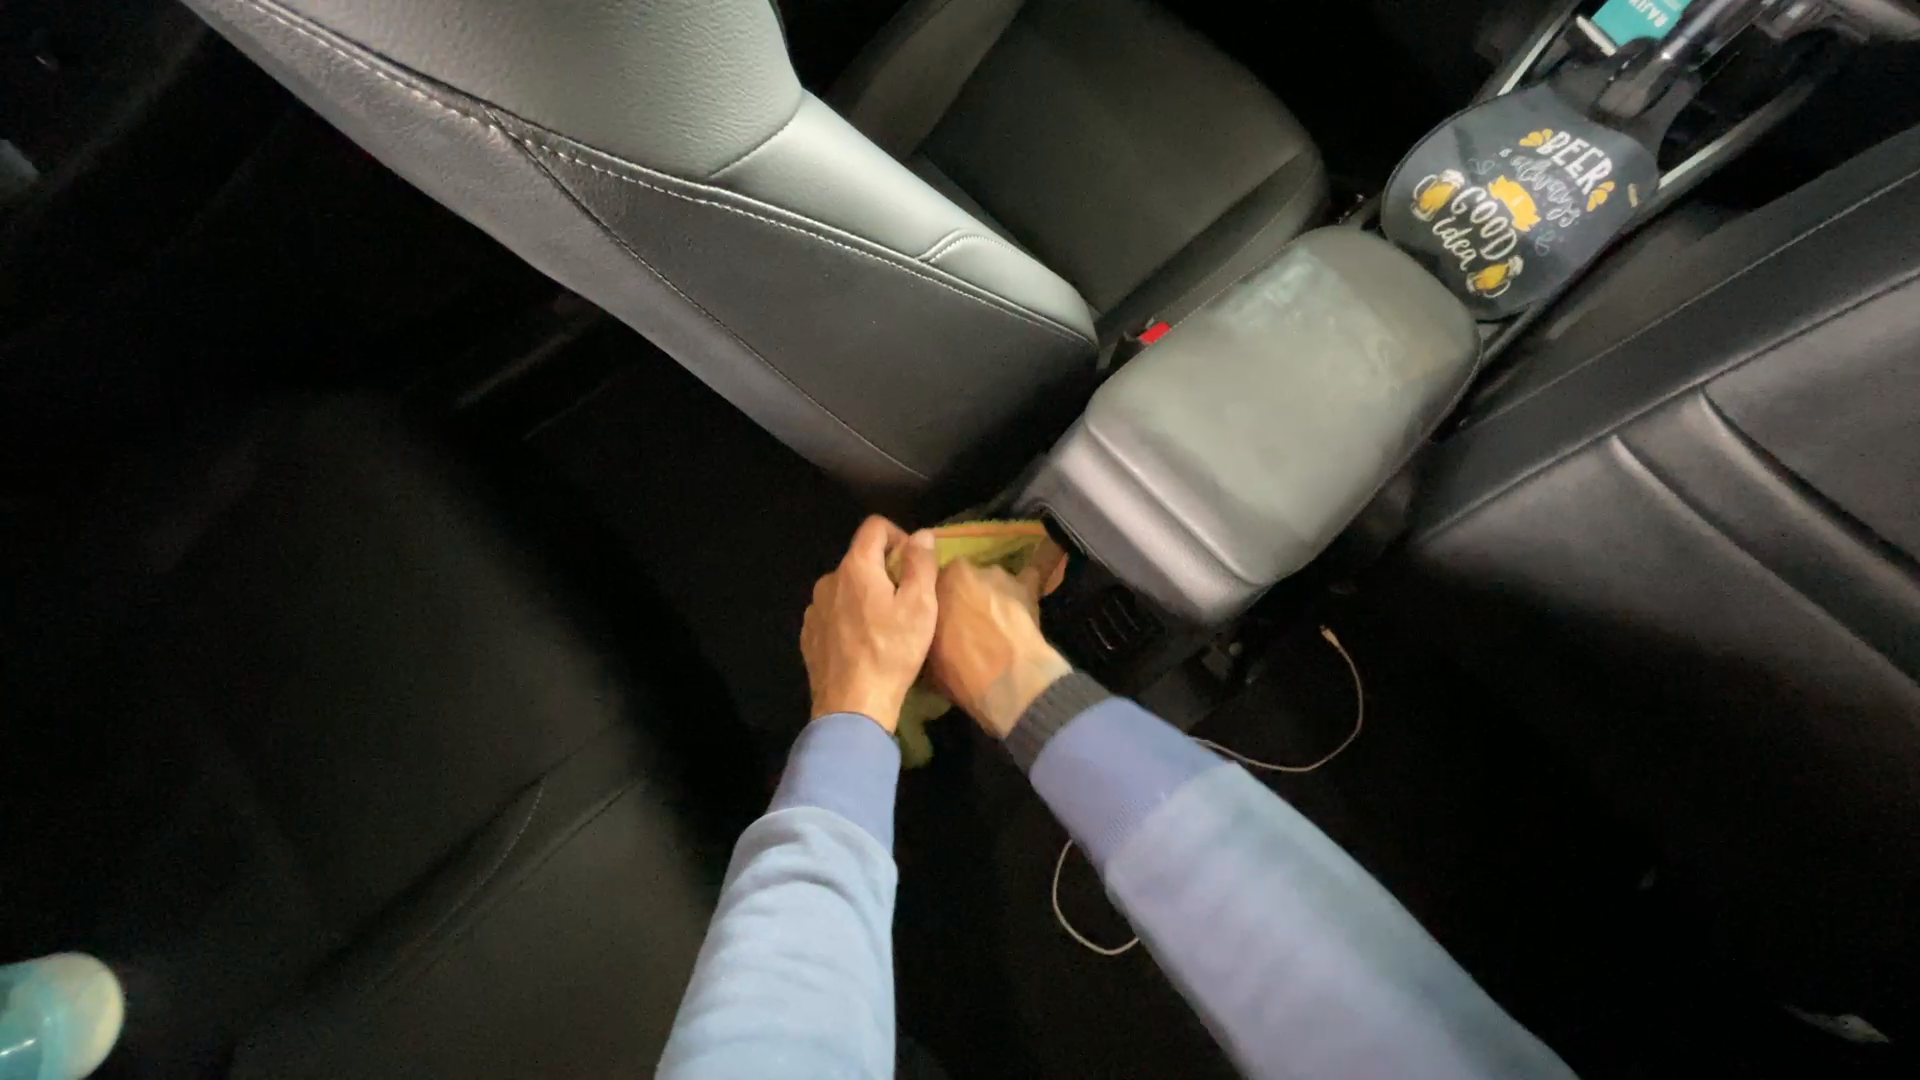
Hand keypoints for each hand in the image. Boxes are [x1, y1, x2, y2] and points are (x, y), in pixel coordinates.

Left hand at [801, 516, 938, 733]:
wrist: (852, 707)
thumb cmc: (892, 652)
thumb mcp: (920, 606)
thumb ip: (921, 563)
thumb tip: (922, 534)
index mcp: (856, 567)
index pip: (874, 526)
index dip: (899, 535)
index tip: (914, 562)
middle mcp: (828, 580)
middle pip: (860, 558)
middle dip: (884, 570)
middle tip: (907, 600)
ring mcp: (814, 609)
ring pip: (846, 587)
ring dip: (866, 595)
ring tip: (885, 625)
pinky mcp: (809, 635)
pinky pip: (833, 612)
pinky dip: (849, 617)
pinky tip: (864, 643)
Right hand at [927, 556, 1071, 738]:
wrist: (1008, 681)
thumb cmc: (959, 671)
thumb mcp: (928, 654)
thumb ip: (927, 630)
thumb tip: (929, 631)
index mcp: (937, 581)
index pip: (933, 582)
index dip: (939, 601)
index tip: (941, 618)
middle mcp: (966, 569)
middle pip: (964, 579)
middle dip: (966, 595)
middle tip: (968, 622)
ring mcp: (1000, 575)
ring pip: (993, 581)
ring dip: (994, 595)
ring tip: (999, 620)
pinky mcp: (1028, 587)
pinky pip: (1031, 572)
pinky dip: (1033, 574)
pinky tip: (1037, 578)